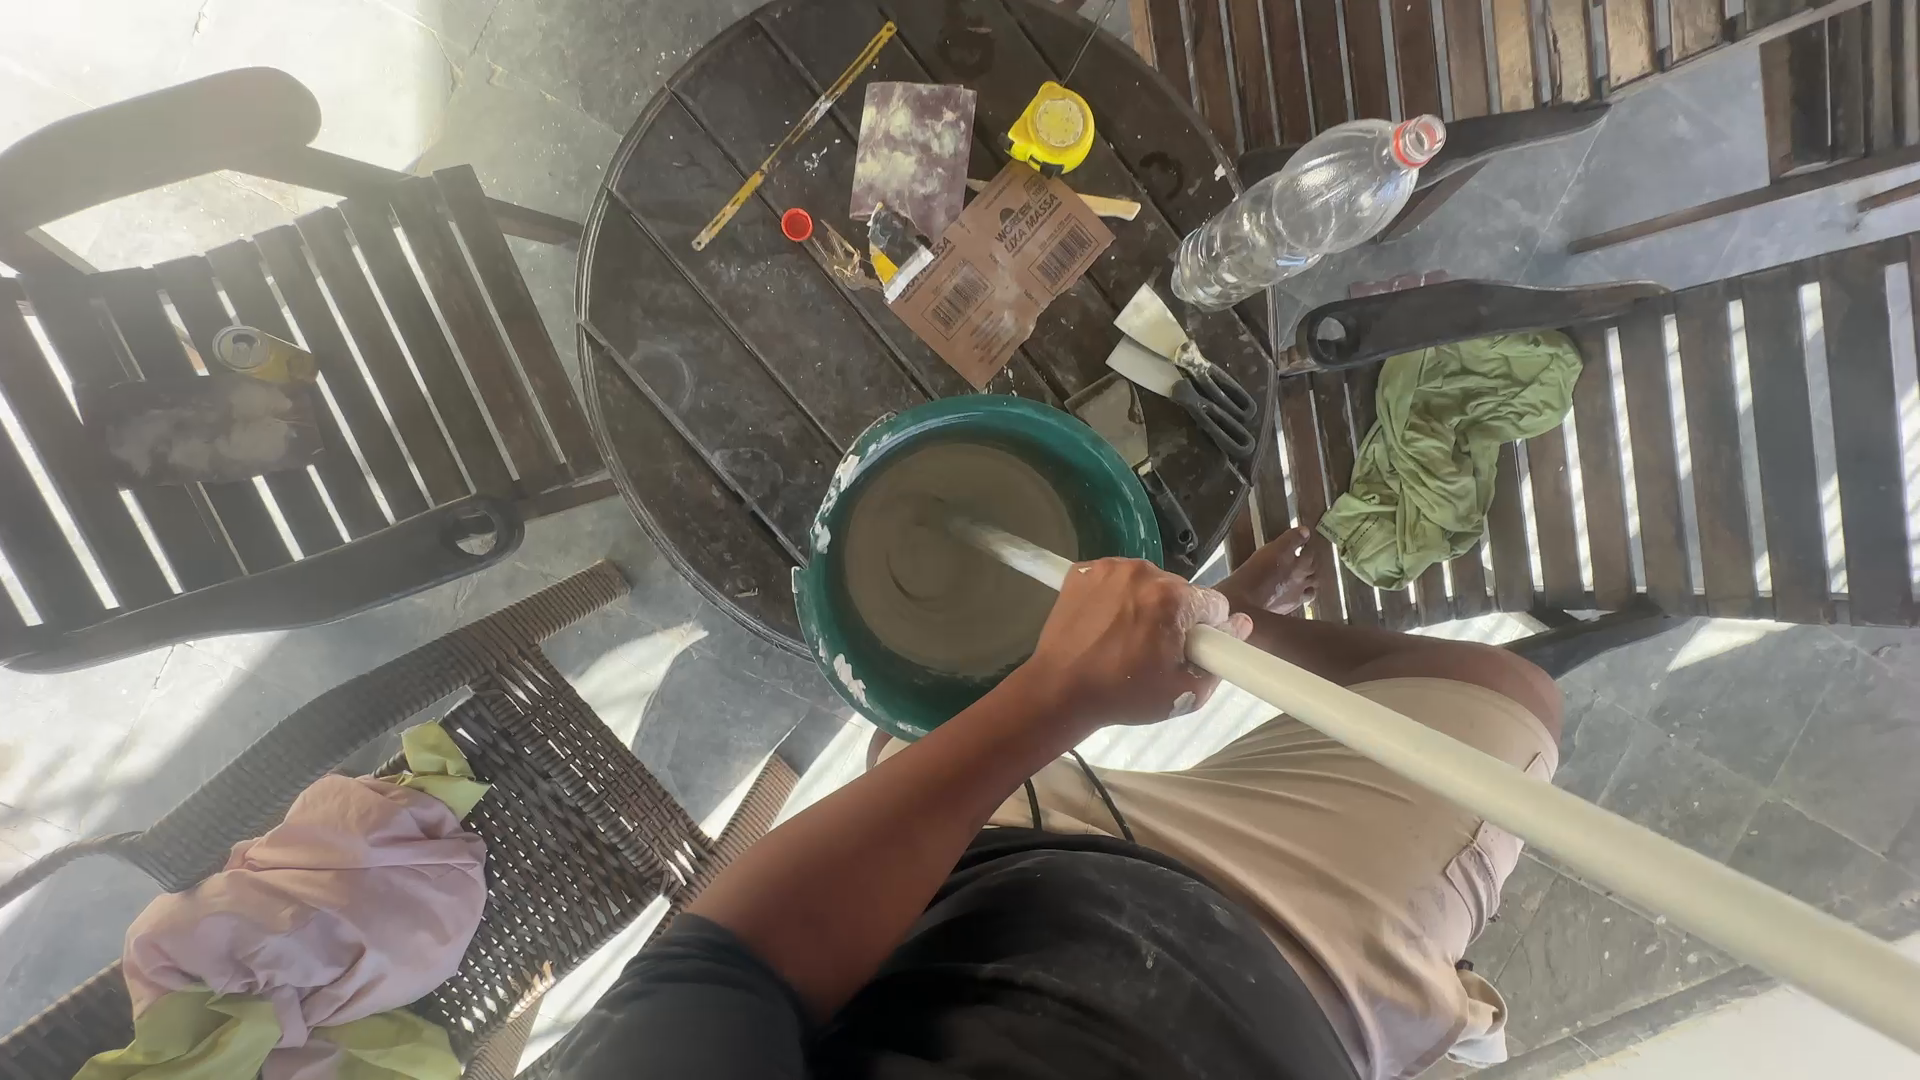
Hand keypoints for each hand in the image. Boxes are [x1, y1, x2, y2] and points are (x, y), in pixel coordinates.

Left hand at [1015, 558, 1251, 730]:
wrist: (1058, 689)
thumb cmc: (1122, 695)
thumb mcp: (1185, 693)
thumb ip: (1221, 660)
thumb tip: (1240, 625)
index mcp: (1172, 598)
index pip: (1214, 603)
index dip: (1209, 629)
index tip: (1189, 648)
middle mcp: (1142, 572)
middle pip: (1179, 590)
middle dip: (1175, 615)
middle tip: (1153, 648)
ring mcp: (1109, 568)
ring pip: (1146, 582)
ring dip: (1145, 603)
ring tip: (1126, 637)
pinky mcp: (1083, 571)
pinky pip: (1115, 579)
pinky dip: (1116, 596)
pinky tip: (1105, 624)